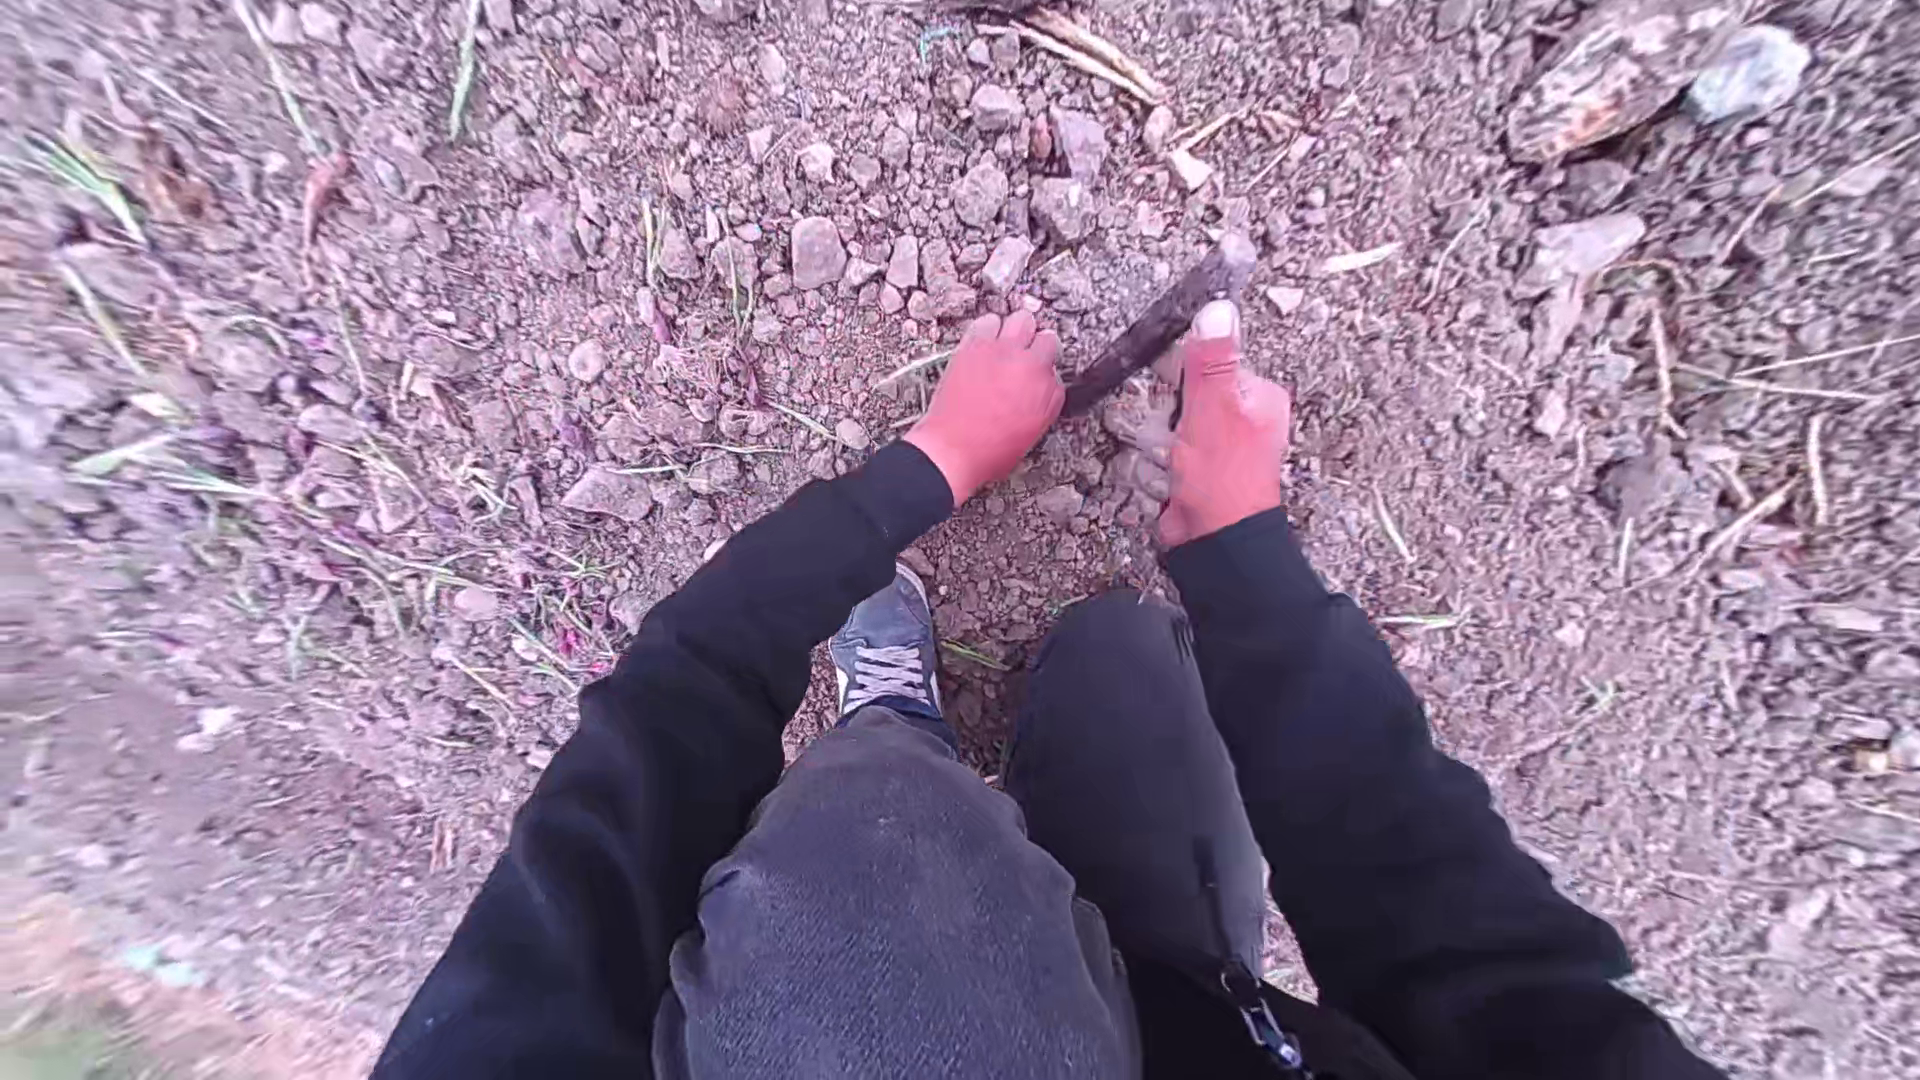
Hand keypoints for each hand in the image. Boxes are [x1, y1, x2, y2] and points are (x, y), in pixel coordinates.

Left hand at [905, 310, 1064, 504]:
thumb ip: (1042, 403)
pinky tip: (983, 341)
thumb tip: (1042, 388)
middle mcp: (1030, 366)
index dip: (1044, 368)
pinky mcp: (975, 346)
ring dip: (1013, 330)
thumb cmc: (987, 451)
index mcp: (1047, 391)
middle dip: (1035, 343)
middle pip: (1044, 336)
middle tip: (1022, 354)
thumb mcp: (1031, 434)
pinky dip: (987, 328)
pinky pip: (988, 321)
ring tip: (1003, 345)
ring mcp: (1002, 352)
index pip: (1057, 366)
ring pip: (1020, 319)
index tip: (1034, 371)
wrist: (953, 451)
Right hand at [1158, 300, 1290, 547]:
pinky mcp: (1190, 468)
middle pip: (1179, 396)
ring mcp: (1212, 445)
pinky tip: (1169, 481)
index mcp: (1256, 396)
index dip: (1182, 380)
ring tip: (1175, 466)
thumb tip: (1216, 308)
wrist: (1214, 540)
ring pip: (1162, 427)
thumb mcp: (1215, 411)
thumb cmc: (1224, 481)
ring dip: (1158, 448)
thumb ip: (1212, 361)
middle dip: (1166, 421)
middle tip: (1179, 441)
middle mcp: (1237, 417)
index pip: (1206, 364)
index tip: (1177, 400)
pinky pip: (1158, 453)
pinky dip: (1156, 467)